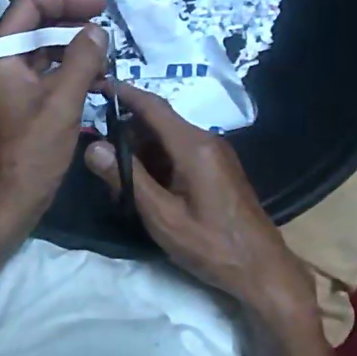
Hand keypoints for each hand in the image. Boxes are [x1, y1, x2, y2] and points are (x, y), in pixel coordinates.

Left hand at [0, 0, 109, 230]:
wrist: (9, 200)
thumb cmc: (32, 152)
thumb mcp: (63, 102)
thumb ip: (82, 60)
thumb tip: (98, 30)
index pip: (30, 5)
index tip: (101, 6)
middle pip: (36, 23)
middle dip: (73, 22)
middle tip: (108, 29)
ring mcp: (8, 79)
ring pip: (44, 47)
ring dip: (75, 47)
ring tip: (107, 57)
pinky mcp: (19, 97)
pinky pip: (46, 70)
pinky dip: (70, 68)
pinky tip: (97, 77)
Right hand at [85, 84, 304, 311]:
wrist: (263, 271)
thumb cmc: (212, 246)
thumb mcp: (162, 216)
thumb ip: (127, 178)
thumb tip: (93, 147)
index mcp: (194, 146)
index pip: (153, 106)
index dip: (123, 92)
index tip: (95, 84)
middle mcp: (206, 141)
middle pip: (157, 123)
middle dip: (125, 134)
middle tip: (97, 156)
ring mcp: (214, 155)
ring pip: (166, 140)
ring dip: (139, 154)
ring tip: (116, 183)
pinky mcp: (216, 170)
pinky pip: (178, 154)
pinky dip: (156, 165)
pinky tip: (142, 191)